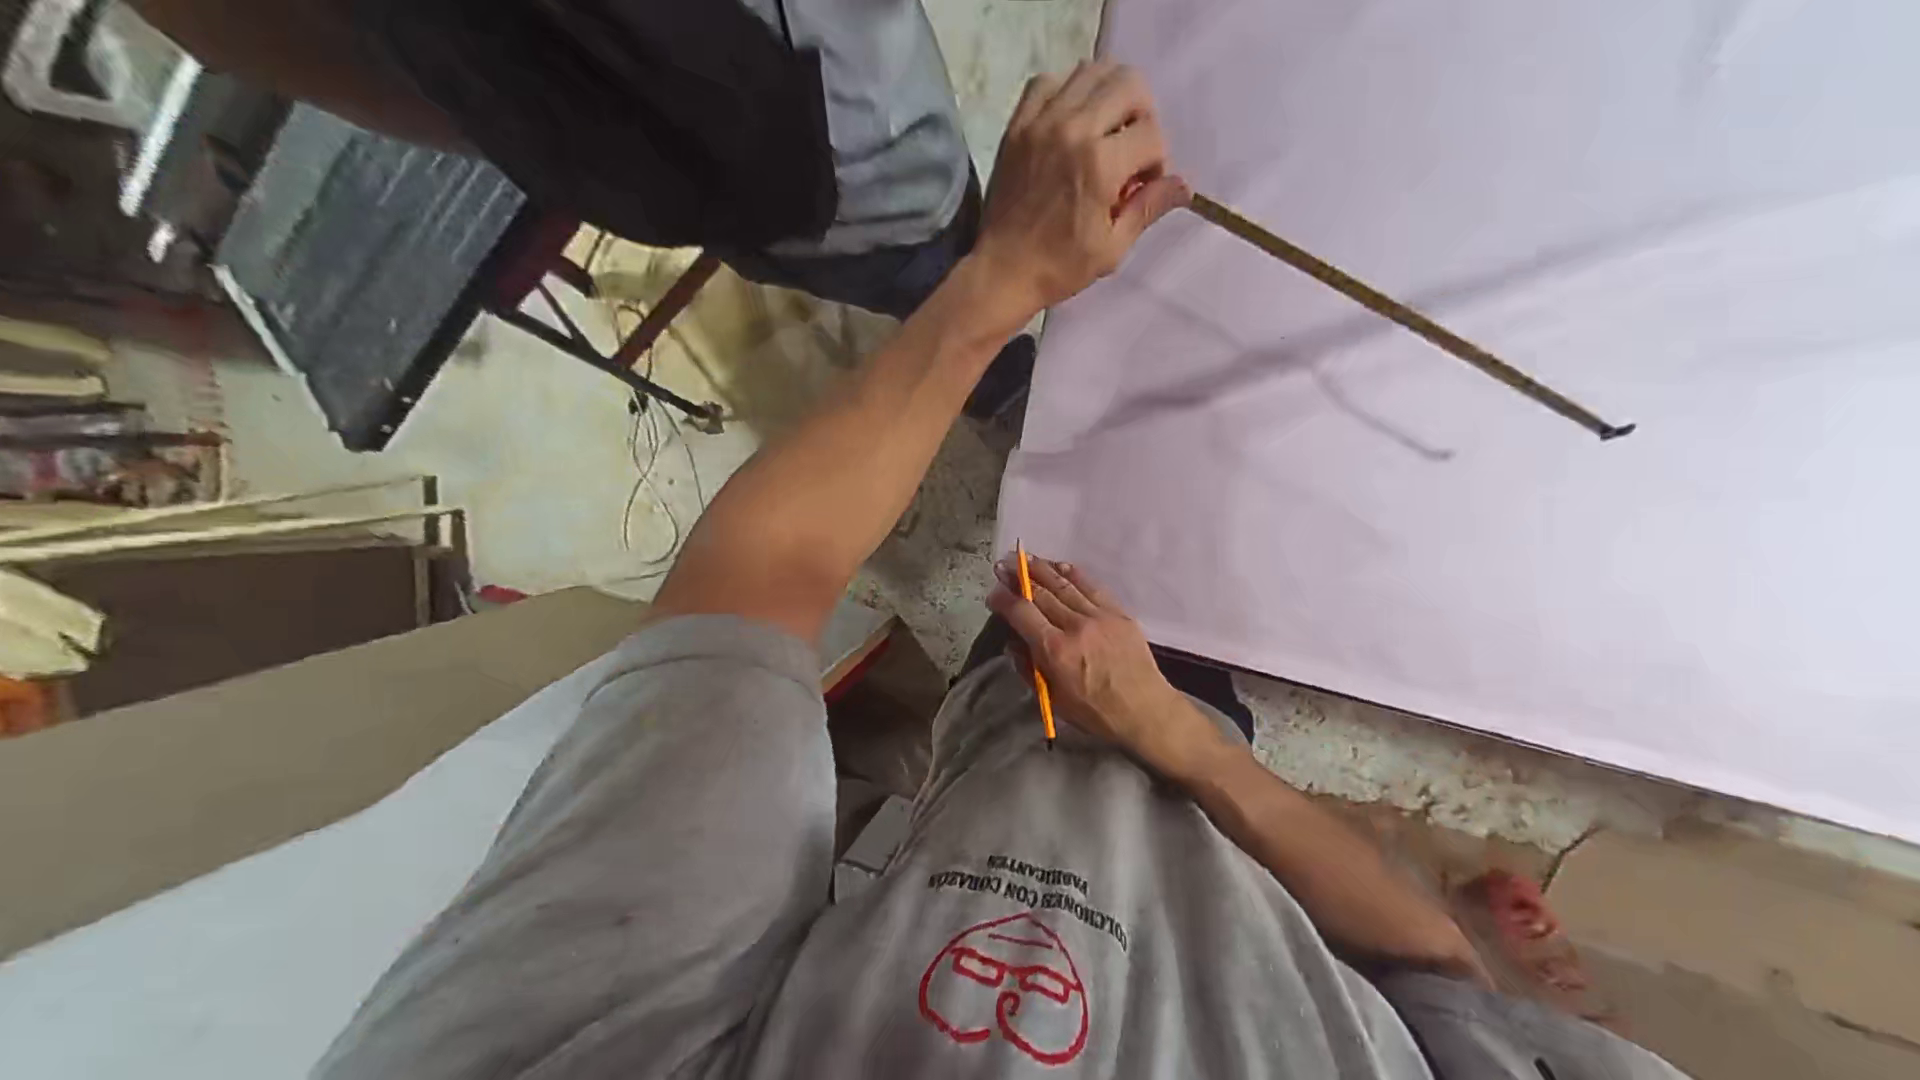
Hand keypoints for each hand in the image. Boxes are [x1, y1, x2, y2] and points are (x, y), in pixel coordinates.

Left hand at [971, 61, 1190, 320]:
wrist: (1003, 272)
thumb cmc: (1059, 267)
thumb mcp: (1112, 248)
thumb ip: (1148, 208)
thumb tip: (1184, 185)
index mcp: (1100, 165)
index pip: (1151, 134)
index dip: (1156, 161)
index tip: (1141, 186)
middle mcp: (1073, 131)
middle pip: (1128, 85)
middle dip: (1141, 115)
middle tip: (1130, 147)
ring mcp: (1042, 123)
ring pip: (1091, 72)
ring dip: (1108, 97)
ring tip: (1105, 131)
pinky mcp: (1018, 126)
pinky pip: (1047, 81)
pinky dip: (1066, 92)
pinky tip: (1071, 121)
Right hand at [988, 554, 1231, 779]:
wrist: (1144, 710)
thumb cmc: (1095, 712)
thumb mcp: (1052, 698)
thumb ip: (1029, 668)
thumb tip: (1013, 644)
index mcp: (1054, 650)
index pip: (1021, 613)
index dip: (1003, 598)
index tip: (993, 592)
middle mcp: (1074, 626)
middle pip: (1041, 593)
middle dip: (1018, 577)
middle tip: (1003, 565)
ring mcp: (1098, 616)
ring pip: (1064, 585)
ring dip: (1042, 569)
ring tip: (1026, 558)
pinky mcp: (1118, 613)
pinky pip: (1091, 587)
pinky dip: (1074, 574)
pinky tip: (1060, 566)